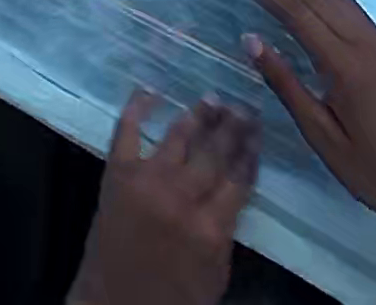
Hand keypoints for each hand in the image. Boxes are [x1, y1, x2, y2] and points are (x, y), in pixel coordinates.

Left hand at [68, 92, 258, 304]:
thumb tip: (234, 188)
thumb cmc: (171, 299)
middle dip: (231, 128)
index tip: (259, 131)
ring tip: (213, 99)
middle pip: (213, 154)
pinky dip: (137, 108)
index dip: (250, 154)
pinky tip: (150, 92)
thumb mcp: (214, 275)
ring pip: (177, 137)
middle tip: (243, 106)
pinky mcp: (117, 171)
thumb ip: (225, 230)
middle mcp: (180, 198)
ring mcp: (146, 179)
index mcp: (210, 229)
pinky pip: (127, 130)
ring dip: (197, 116)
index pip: (238, 181)